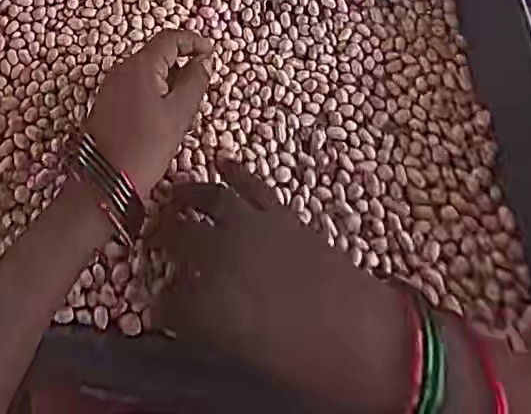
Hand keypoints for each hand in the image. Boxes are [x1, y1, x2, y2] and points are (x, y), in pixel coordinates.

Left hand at [83, 30, 210, 198]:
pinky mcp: (108, 101)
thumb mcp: (178, 114)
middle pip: (157, 53)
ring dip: (169, 79)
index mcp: (140, 65)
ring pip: (148, 71)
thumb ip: (194, 81)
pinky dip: (155, 91)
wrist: (104, 181)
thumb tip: (204, 59)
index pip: (170, 38)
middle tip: (201, 84)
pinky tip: (164, 115)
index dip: (193, 41)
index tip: (211, 52)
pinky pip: (137, 85)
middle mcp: (122, 69)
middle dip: (182, 63)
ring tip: (185, 106)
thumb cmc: (145, 147)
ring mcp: (112, 85)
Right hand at [156, 159, 417, 413]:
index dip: (162, 306)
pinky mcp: (279, 214)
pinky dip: (233, 171)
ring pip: (209, 199)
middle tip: (156, 242)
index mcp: (213, 305)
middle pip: (180, 239)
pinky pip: (250, 185)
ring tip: (174, 194)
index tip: (159, 308)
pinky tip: (220, 162)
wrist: (374, 345)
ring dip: (187, 195)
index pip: (169, 301)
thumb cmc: (315, 369)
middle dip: (163, 241)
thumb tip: (195, 322)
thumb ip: (217, 332)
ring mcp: (253, 228)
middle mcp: (224, 257)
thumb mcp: (254, 360)